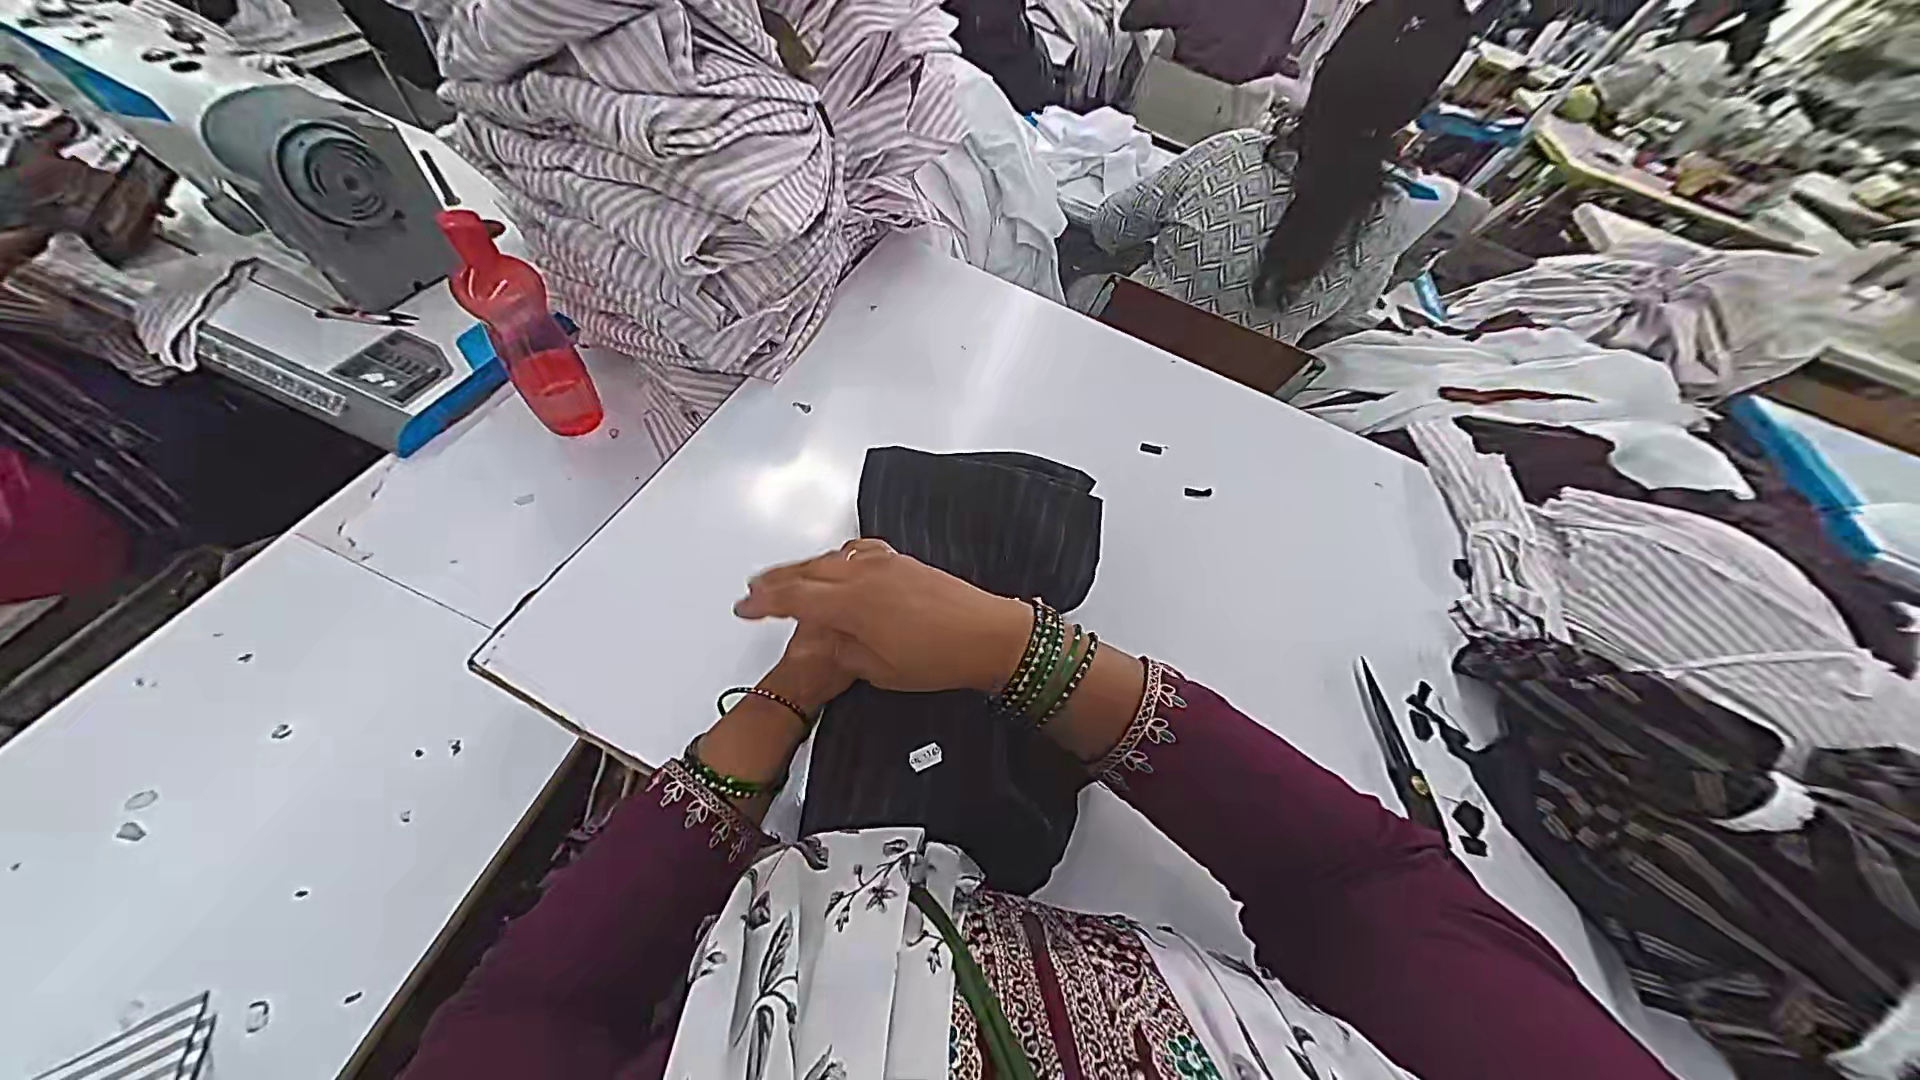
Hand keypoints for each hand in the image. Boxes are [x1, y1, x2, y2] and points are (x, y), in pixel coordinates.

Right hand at [734, 539, 1032, 693]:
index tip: (744, 607)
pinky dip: (838, 557)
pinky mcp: (903, 562)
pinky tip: (838, 561)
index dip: (763, 602)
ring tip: (788, 576)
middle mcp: (865, 574)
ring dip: (805, 566)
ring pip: (832, 557)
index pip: (794, 597)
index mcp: (853, 603)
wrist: (990, 635)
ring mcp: (886, 563)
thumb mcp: (880, 669)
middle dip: (777, 579)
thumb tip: (818, 640)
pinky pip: (859, 552)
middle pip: (807, 570)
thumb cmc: (941, 657)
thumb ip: (841, 649)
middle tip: (755, 589)